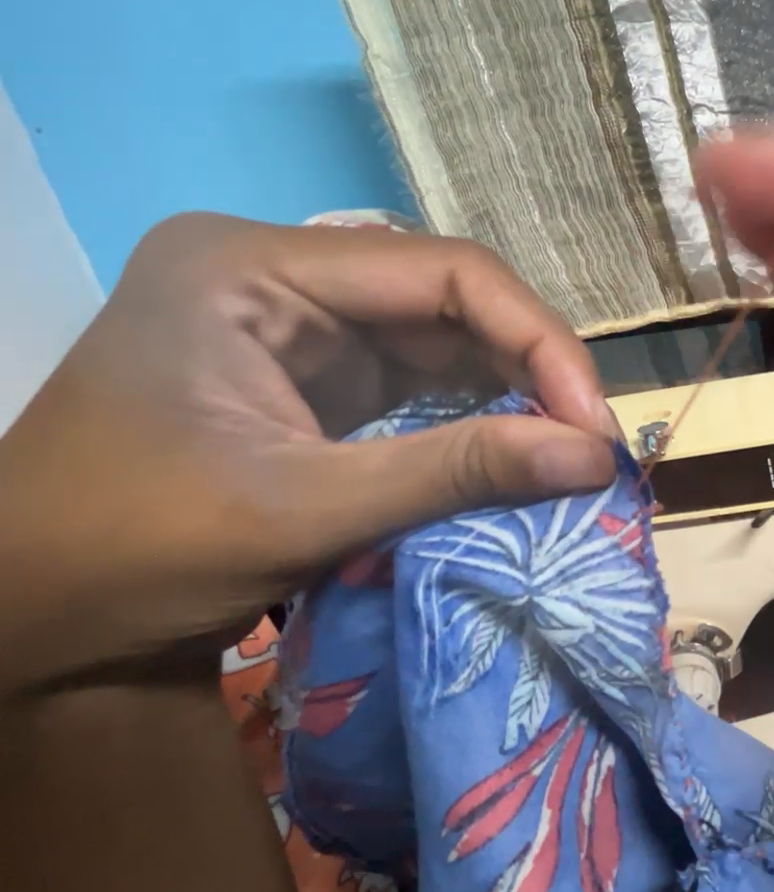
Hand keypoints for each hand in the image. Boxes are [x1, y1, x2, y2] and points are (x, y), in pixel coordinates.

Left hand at [0, 214, 618, 689]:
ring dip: (524, 396)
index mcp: (254, 269)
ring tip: (575, 452)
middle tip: (594, 446)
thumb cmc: (133, 550)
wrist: (29, 622)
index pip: (447, 273)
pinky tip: (527, 453)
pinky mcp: (329, 380)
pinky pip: (437, 384)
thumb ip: (460, 471)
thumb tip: (598, 460)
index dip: (540, 341)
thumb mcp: (307, 508)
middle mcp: (288, 279)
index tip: (592, 424)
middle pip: (460, 302)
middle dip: (540, 371)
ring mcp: (310, 329)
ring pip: (458, 342)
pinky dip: (491, 420)